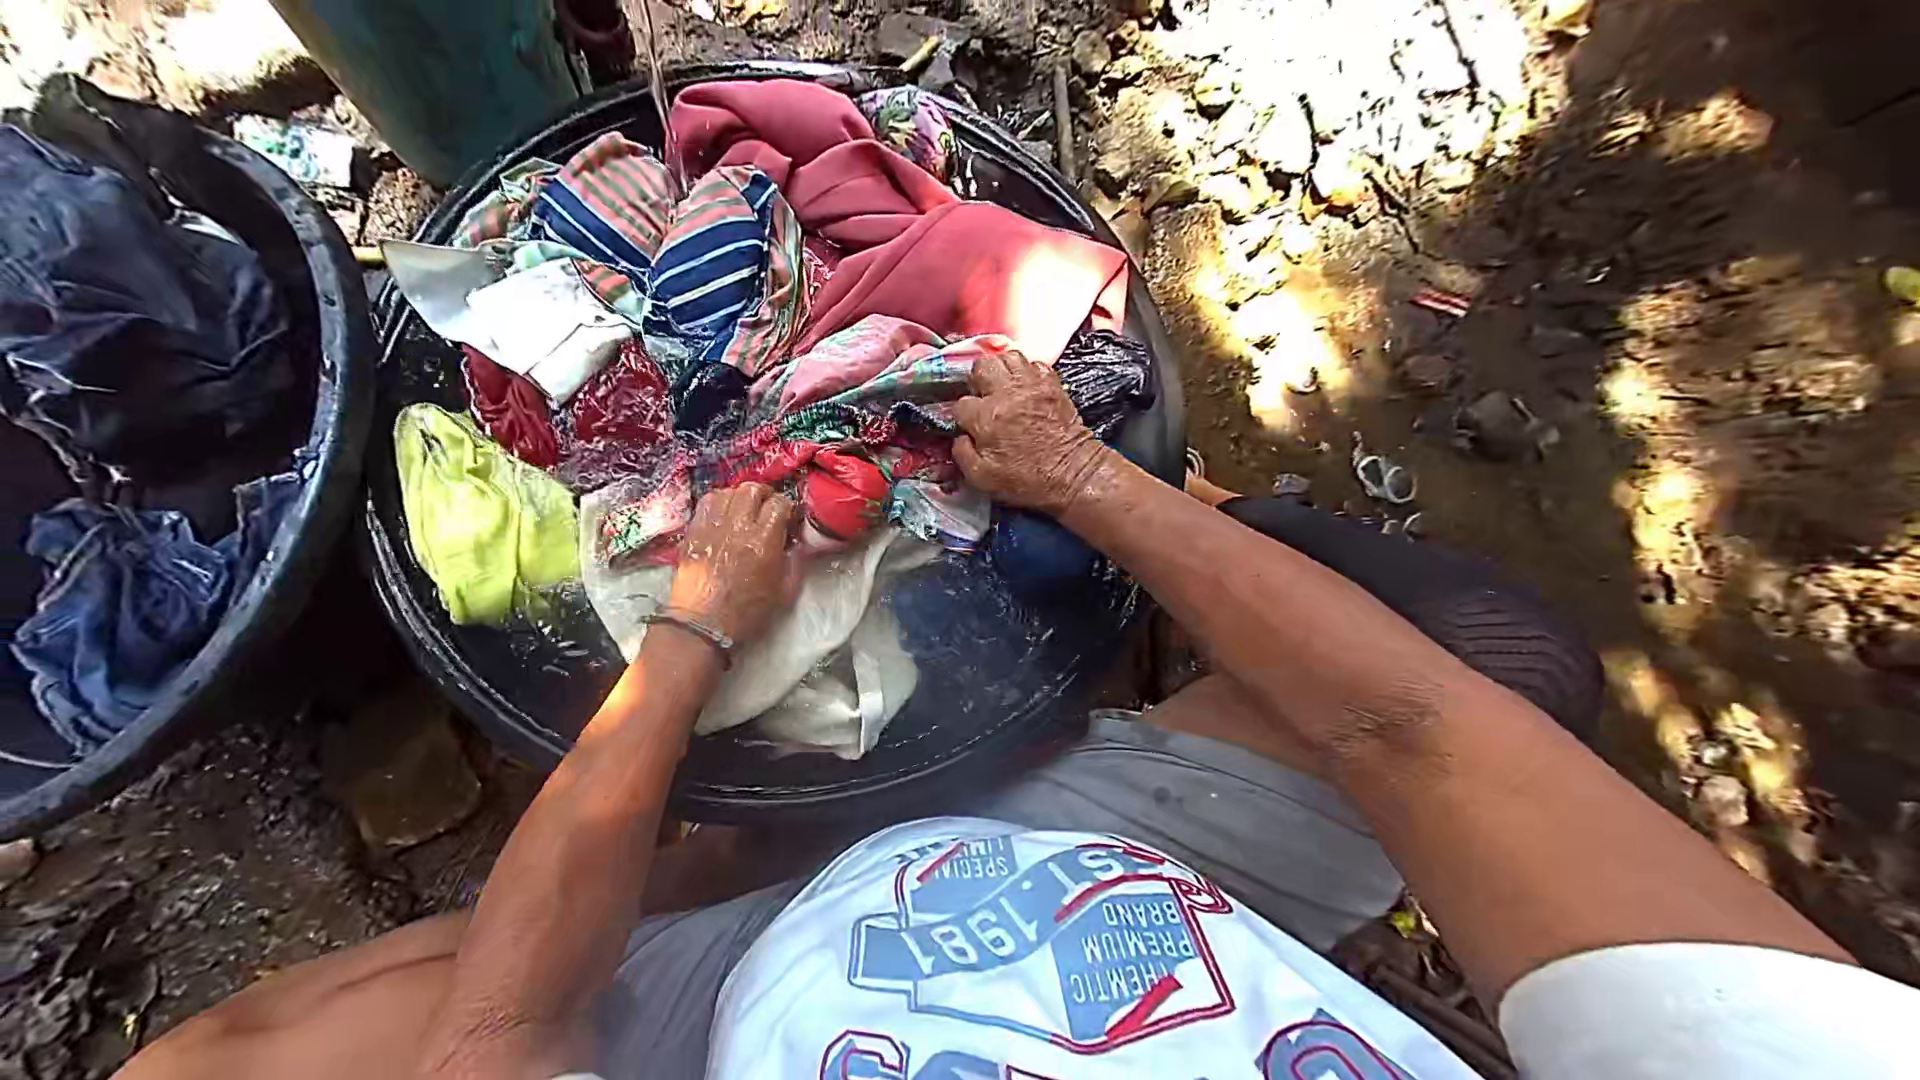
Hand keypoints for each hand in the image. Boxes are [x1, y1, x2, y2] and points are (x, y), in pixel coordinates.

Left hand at [665, 484, 796, 645]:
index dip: (788, 507)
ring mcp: (712, 526)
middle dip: (765, 495)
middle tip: (768, 508)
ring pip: (728, 491)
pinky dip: (719, 502)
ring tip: (745, 510)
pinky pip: (706, 503)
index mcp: (763, 540)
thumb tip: (796, 543)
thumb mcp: (785, 590)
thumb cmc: (748, 611)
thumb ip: (795, 561)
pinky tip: (724, 514)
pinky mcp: (693, 531)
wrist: (704, 624)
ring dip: (741, 497)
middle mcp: (737, 526)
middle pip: (752, 489)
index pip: (780, 503)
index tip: (789, 519)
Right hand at [952, 350, 1111, 517]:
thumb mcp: (982, 478)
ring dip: (1002, 371)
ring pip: (1008, 357)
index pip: (961, 403)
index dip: (962, 415)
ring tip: (1003, 388)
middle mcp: (1007, 394)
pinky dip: (1027, 373)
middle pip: (982, 366)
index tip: (970, 425)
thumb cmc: (1026, 480)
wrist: (1071, 474)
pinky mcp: (1052, 385)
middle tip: (983, 397)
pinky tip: (1025, 389)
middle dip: (978, 380)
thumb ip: (962, 454)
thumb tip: (960, 436)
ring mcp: (1032, 386)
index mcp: (986, 418)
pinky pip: (1034, 364)